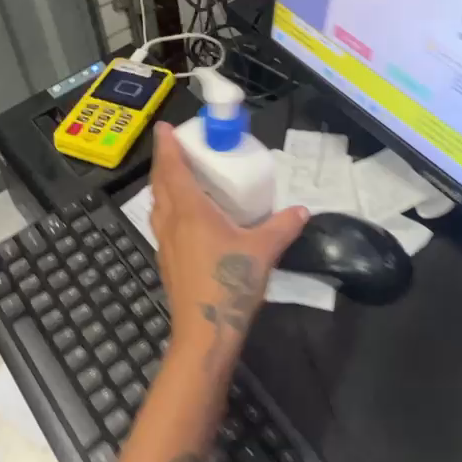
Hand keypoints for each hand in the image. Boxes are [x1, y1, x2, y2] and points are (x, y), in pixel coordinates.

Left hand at [148, 124, 306, 364]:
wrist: (205, 333)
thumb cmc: (229, 285)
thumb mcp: (263, 252)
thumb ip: (283, 227)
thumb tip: (302, 210)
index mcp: (190, 211)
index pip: (173, 168)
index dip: (168, 146)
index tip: (165, 127)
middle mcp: (171, 222)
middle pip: (160, 183)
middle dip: (165, 162)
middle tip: (177, 147)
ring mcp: (165, 243)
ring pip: (158, 204)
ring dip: (164, 186)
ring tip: (179, 176)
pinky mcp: (167, 262)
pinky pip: (163, 223)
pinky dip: (169, 208)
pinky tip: (186, 217)